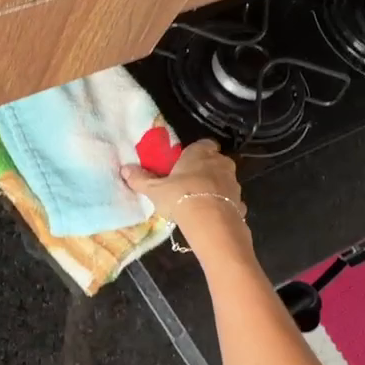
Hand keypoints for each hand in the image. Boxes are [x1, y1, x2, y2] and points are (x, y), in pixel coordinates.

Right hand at [120, 139, 248, 251]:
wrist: (210, 220)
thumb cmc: (180, 195)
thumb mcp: (154, 189)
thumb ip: (140, 179)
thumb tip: (124, 169)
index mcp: (200, 153)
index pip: (203, 144)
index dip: (194, 153)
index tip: (184, 164)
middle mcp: (220, 162)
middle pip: (214, 161)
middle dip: (204, 170)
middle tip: (187, 183)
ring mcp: (233, 181)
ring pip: (222, 180)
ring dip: (213, 187)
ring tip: (197, 202)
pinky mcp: (240, 200)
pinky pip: (229, 199)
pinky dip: (221, 204)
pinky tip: (210, 215)